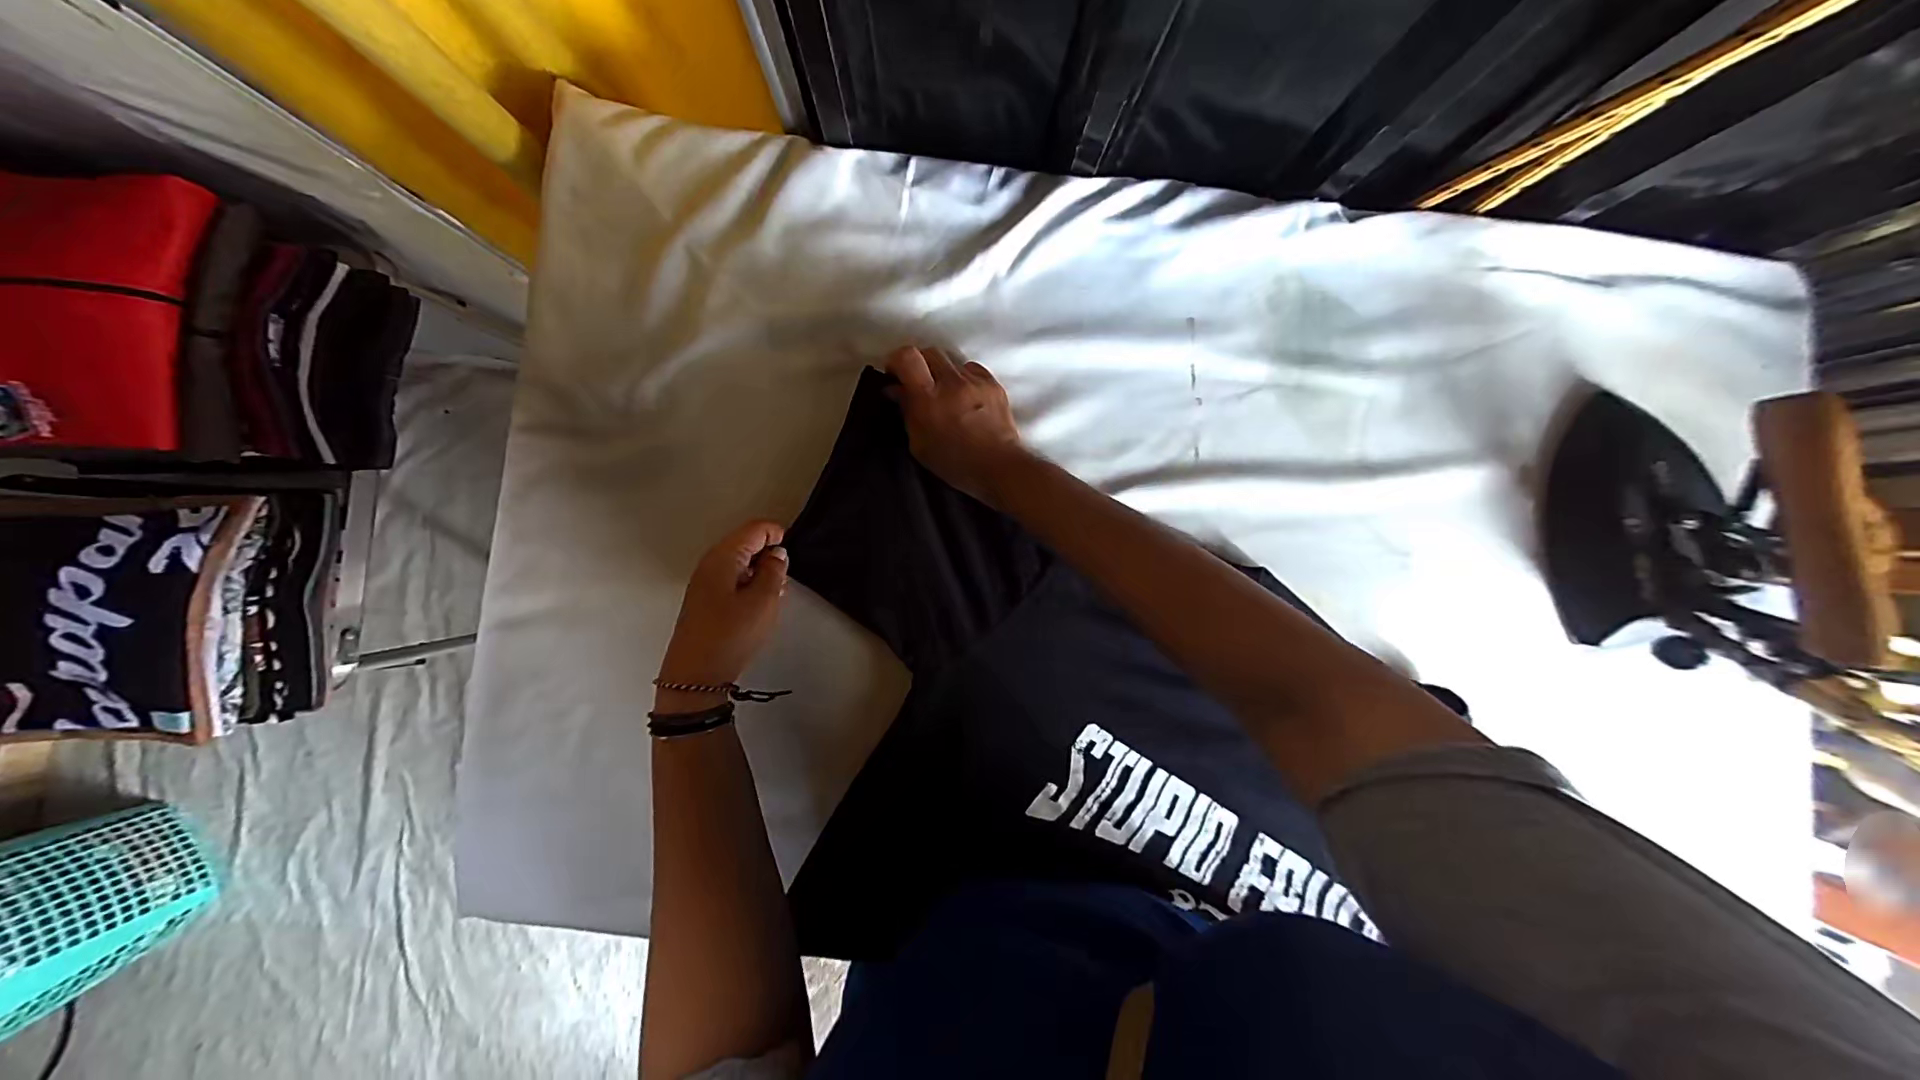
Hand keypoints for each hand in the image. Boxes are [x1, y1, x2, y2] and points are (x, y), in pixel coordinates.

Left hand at [658, 521, 789, 698]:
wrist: (696, 675)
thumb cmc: (729, 637)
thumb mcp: (763, 601)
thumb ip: (774, 571)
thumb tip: (777, 555)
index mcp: (723, 558)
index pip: (754, 529)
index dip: (776, 534)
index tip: (791, 548)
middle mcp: (710, 565)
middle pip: (744, 543)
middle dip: (768, 554)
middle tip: (784, 576)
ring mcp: (705, 583)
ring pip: (739, 562)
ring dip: (759, 571)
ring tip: (774, 594)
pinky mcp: (705, 601)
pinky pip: (732, 580)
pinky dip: (748, 585)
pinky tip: (758, 606)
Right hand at [885, 346, 1030, 504]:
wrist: (998, 467)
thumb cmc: (954, 463)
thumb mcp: (919, 444)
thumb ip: (906, 412)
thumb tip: (895, 389)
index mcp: (929, 399)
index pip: (908, 356)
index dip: (897, 360)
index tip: (895, 375)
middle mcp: (952, 383)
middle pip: (929, 351)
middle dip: (919, 364)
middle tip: (917, 384)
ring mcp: (976, 381)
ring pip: (951, 360)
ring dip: (941, 372)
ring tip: (944, 394)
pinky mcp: (993, 384)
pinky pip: (971, 369)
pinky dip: (962, 377)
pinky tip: (964, 396)